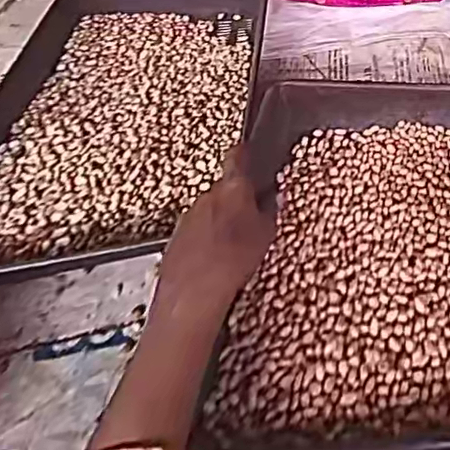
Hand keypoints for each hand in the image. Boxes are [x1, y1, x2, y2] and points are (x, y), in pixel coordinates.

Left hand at [153, 146, 276, 317]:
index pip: (237, 156)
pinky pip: (195, 231)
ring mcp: (188, 217)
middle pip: (225, 187)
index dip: (244, 153)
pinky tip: (215, 261)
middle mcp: (207, 196)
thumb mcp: (267, 233)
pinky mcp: (175, 240)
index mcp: (232, 187)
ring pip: (209, 210)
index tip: (248, 152)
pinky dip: (205, 240)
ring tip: (234, 246)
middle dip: (237, 199)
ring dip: (220, 221)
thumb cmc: (231, 263)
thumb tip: (274, 200)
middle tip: (252, 217)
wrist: (191, 298)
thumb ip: (271, 209)